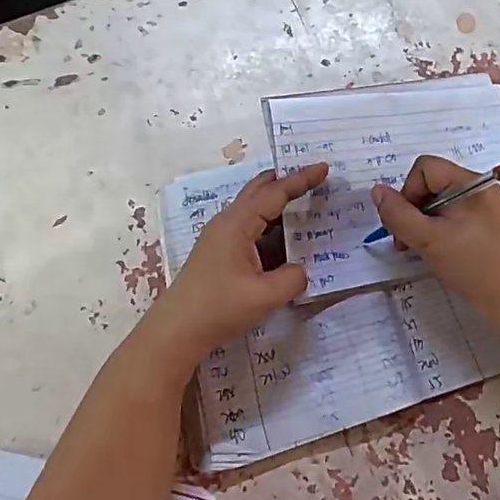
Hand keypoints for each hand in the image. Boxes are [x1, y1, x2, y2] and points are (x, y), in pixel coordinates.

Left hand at [138, 163, 326, 367]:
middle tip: (314, 177)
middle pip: (260, 190)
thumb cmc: (217, 309)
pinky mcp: (220, 252)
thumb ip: (292, 279)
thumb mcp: (264, 297)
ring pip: (255, 209)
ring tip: (306, 204)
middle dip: (287, 181)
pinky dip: (271, 225)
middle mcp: (227, 223)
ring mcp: (221, 237)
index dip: (301, 180)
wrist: (175, 332)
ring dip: (279, 204)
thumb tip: (301, 270)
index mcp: (237, 224)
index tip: (324, 168)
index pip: (274, 193)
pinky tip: (286, 239)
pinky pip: (251, 228)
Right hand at [371, 156, 499, 312]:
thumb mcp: (427, 239)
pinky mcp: (481, 221)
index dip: (408, 191)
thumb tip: (377, 191)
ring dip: (420, 221)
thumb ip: (397, 214)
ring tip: (416, 247)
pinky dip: (434, 227)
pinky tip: (432, 248)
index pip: (425, 168)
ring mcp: (481, 204)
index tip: (407, 223)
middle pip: (429, 182)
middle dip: (412, 209)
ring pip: (436, 199)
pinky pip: (448, 212)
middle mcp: (478, 187)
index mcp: (471, 182)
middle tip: (406, 240)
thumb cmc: (470, 265)